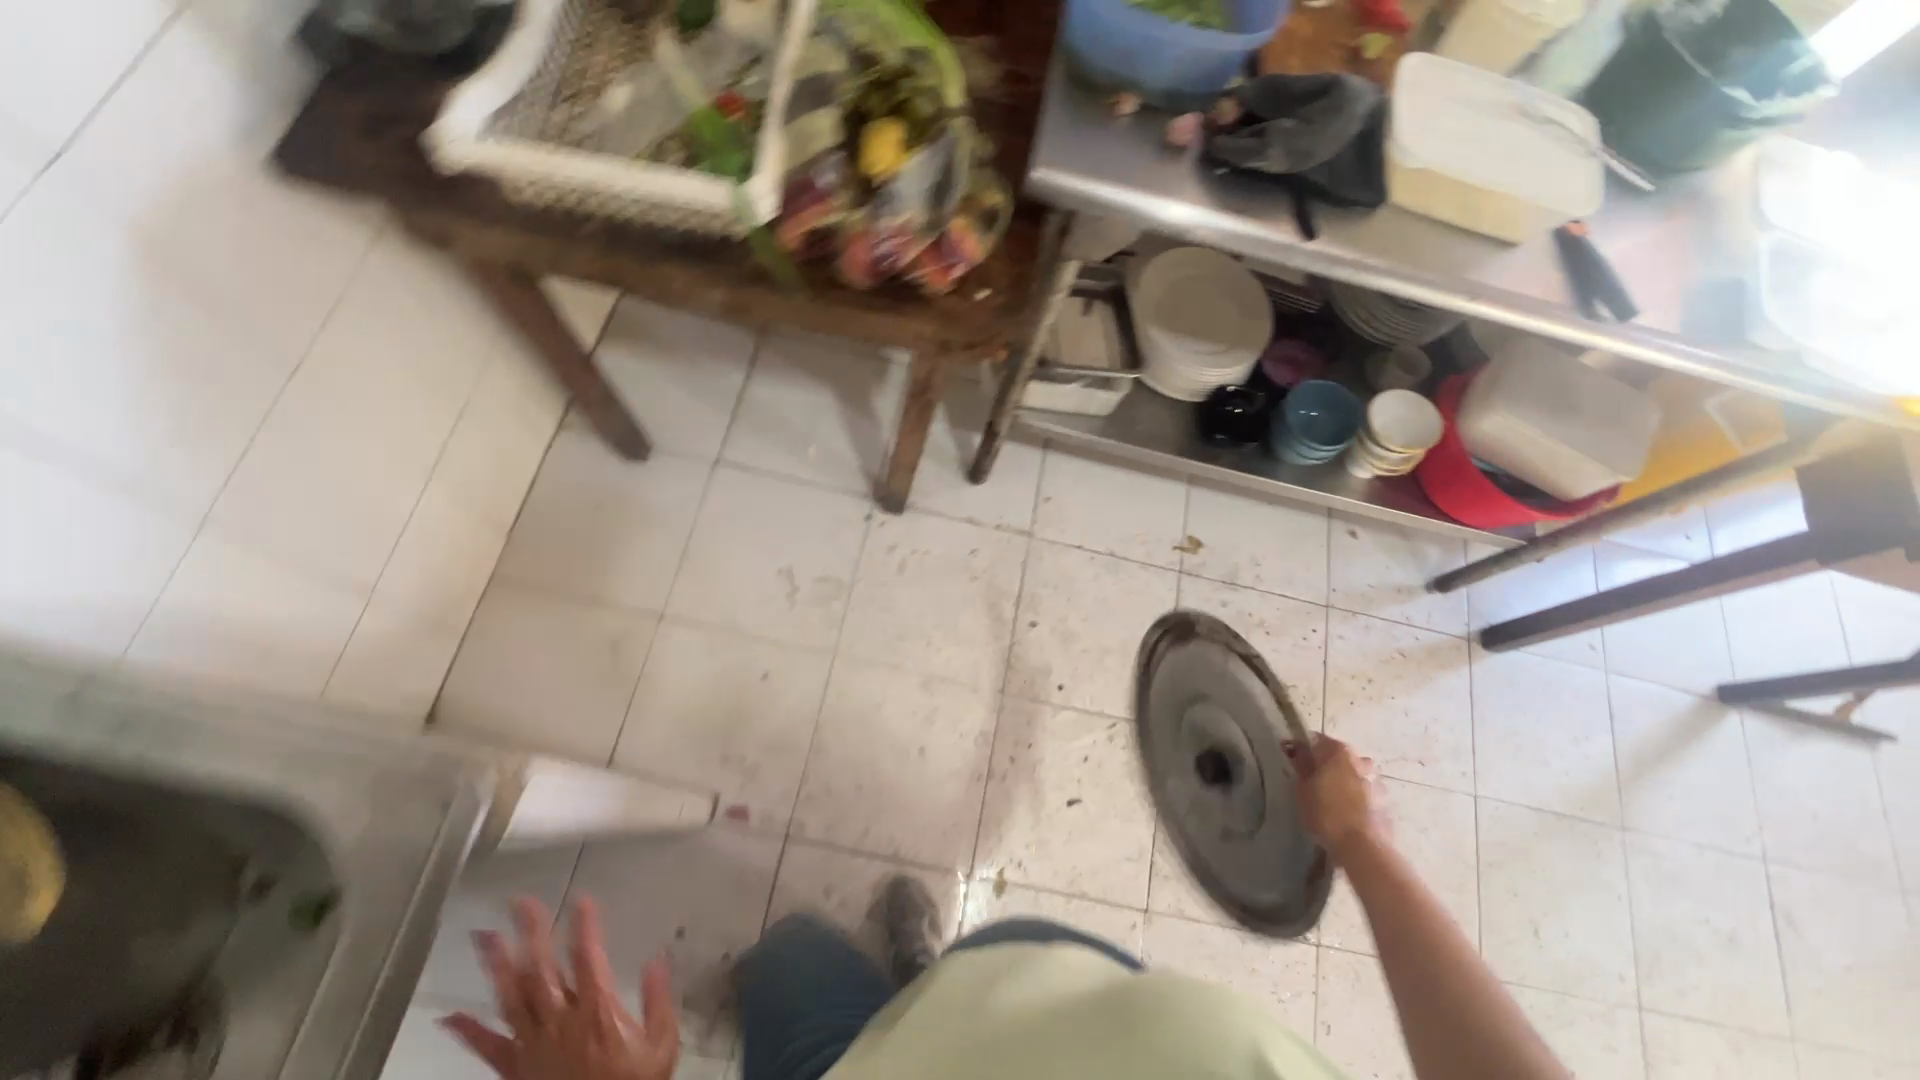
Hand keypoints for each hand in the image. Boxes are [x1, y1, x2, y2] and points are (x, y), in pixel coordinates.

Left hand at [441, 896, 679, 1079]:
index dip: (585, 927)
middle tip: (521, 903)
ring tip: (484, 936)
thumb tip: (657, 959)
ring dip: (497, 966)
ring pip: (511, 999)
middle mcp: (560, 1021)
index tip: (582, 899)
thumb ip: (658, 1002)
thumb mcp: (662, 1046)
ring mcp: (533, 1045)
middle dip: (532, 933)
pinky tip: (449, 1016)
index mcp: (598, 1011)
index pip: (588, 958)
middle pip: (542, 970)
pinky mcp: (514, 1070)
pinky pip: (488, 1048)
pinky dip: (468, 1032)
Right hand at [1295, 735, 1389, 862]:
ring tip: (1331, 801)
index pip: (1317, 740)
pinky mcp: (1387, 800)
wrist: (1363, 847)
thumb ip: (1301, 767)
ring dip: (1343, 781)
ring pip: (1354, 774)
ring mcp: (1377, 780)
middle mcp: (1362, 759)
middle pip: (1339, 756)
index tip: (1295, 762)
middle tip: (1312, 783)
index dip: (1303, 750)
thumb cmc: (1326, 814)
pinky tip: (1346, 813)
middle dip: (1326, 766)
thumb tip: (1298, 753)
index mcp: (1340, 752)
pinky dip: (1356, 797)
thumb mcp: (1302, 790)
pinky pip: (1365, 792)